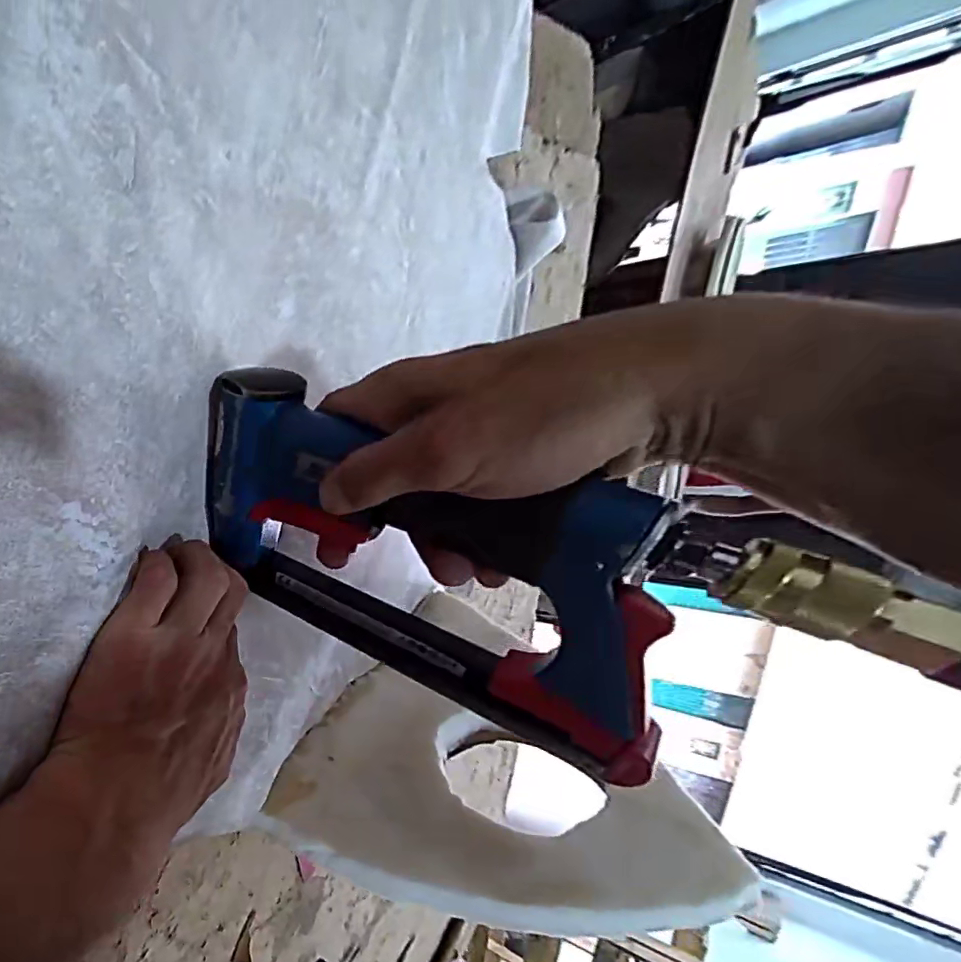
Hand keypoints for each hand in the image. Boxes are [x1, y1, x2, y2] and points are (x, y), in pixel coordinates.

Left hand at [42, 538, 248, 850]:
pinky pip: (156, 575)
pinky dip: (154, 563)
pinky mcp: (134, 630)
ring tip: (167, 555)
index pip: (230, 627)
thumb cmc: (159, 794)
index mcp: (231, 685)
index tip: (194, 607)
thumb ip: (225, 721)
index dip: (213, 611)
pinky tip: (141, 565)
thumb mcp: (215, 761)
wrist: (113, 802)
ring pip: (204, 572)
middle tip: (188, 563)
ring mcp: (178, 640)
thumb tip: (222, 701)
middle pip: (230, 587)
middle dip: (212, 568)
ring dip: (188, 556)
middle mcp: (213, 654)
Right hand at [314, 301, 732, 583]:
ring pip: (427, 500)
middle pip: (377, 474)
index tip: (313, 521)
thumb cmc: (538, 414)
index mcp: (399, 397)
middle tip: (377, 557)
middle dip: (384, 522)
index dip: (311, 473)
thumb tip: (323, 492)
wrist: (650, 393)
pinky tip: (500, 561)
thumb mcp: (447, 450)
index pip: (329, 429)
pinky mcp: (507, 462)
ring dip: (438, 541)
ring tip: (468, 568)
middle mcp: (426, 414)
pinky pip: (472, 507)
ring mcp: (469, 439)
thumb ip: (378, 472)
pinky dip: (478, 537)